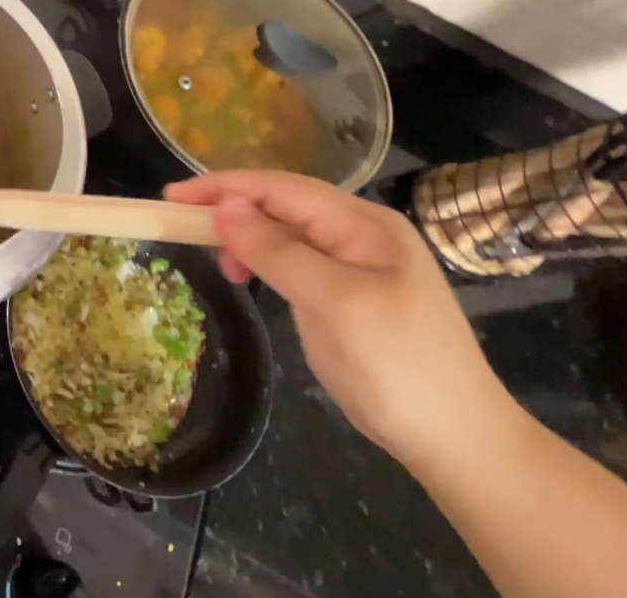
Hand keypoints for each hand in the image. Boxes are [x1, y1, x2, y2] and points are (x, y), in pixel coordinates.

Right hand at [164, 170, 514, 467]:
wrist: (455, 439)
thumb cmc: (399, 366)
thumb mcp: (334, 303)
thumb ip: (278, 251)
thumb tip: (224, 207)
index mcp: (364, 225)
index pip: (282, 188)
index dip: (224, 187)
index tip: (171, 197)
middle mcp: (357, 234)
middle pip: (279, 203)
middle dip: (228, 206)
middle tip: (178, 223)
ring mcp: (350, 263)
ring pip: (280, 230)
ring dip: (240, 235)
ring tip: (215, 260)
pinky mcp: (339, 292)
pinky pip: (288, 258)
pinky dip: (255, 258)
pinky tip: (242, 275)